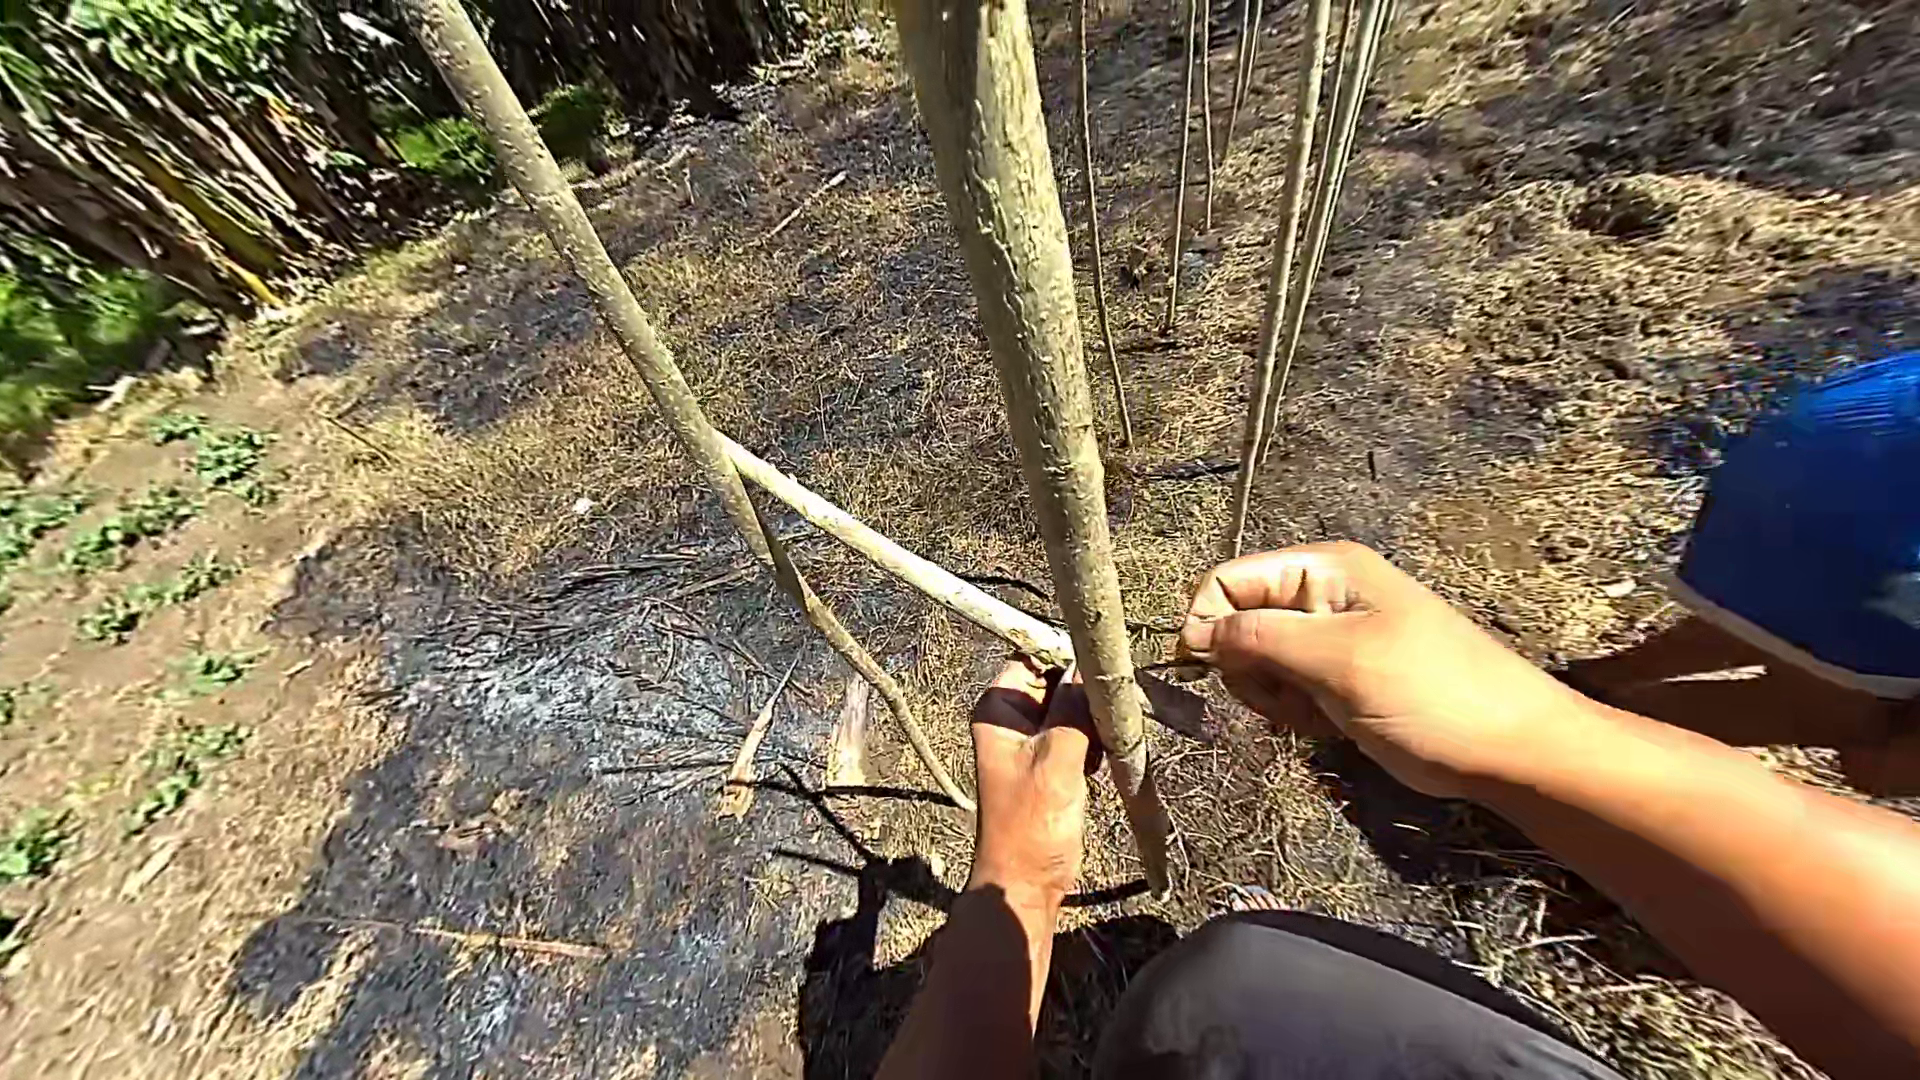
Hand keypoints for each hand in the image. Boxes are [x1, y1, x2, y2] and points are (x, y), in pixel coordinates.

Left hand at [967, 659, 1097, 912]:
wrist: (1027, 881)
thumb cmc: (1031, 823)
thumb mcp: (1056, 760)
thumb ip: (1073, 710)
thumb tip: (1089, 664)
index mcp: (999, 708)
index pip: (1031, 660)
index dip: (1063, 656)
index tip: (1100, 661)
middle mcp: (1012, 716)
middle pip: (1054, 681)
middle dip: (1083, 691)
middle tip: (1112, 705)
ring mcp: (1032, 738)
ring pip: (1070, 706)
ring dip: (1091, 717)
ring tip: (1104, 740)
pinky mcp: (1052, 758)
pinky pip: (1077, 732)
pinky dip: (1092, 738)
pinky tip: (1101, 757)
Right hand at [1178, 541, 1594, 798]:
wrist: (1515, 755)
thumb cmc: (1429, 693)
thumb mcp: (1335, 658)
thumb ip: (1256, 636)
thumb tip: (1190, 635)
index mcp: (1320, 569)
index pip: (1228, 579)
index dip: (1205, 619)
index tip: (1201, 666)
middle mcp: (1316, 593)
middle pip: (1235, 620)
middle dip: (1246, 664)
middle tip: (1280, 694)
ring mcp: (1323, 635)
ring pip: (1252, 657)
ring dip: (1269, 691)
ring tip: (1312, 710)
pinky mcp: (1329, 672)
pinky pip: (1279, 684)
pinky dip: (1290, 707)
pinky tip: (1326, 721)